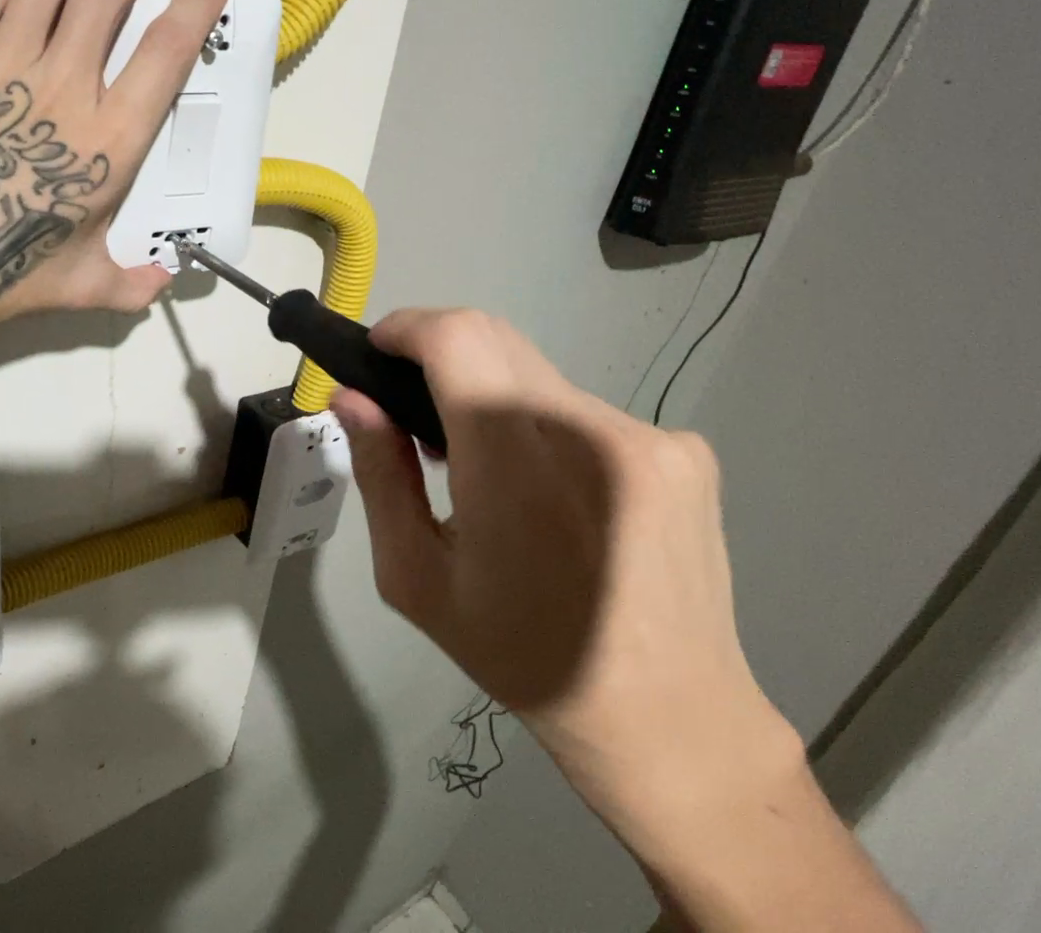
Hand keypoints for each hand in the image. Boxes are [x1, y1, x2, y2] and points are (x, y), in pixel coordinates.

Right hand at [330, 310, 800, 823]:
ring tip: (491, 479)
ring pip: (545, 383)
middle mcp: (592, 428)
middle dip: (444, 359)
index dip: (408, 326)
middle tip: (418, 419)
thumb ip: (381, 474)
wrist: (665, 714)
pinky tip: (559, 503)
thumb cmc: (520, 653)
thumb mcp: (418, 577)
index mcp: (515, 461)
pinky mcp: (689, 453)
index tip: (378, 348)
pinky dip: (554, 436)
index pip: (458, 337)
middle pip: (499, 343)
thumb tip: (351, 399)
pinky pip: (595, 416)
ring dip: (501, 406)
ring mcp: (653, 436)